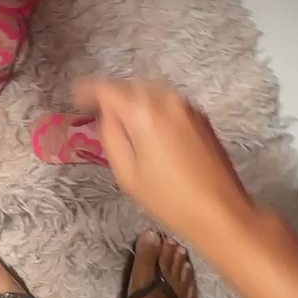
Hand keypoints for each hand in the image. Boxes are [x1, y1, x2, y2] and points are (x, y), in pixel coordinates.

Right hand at [73, 76, 256, 246]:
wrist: (222, 211)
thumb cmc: (169, 199)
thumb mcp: (127, 173)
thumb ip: (110, 136)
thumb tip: (105, 114)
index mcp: (143, 112)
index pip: (107, 88)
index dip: (88, 90)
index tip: (76, 97)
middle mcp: (165, 99)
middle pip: (130, 86)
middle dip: (112, 95)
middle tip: (97, 111)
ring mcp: (185, 105)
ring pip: (149, 91)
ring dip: (133, 99)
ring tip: (122, 119)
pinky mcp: (200, 115)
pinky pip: (167, 101)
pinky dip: (152, 107)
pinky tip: (149, 128)